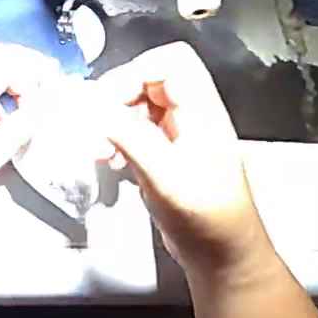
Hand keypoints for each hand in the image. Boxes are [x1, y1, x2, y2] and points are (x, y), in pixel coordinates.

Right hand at [96, 42, 278, 288]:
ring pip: (137, 107)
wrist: (222, 255)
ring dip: (112, 123)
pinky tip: (112, 161)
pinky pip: (135, 133)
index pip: (169, 62)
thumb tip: (95, 107)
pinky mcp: (165, 156)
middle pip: (148, 81)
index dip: (134, 74)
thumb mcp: (165, 176)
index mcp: (202, 112)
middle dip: (116, 100)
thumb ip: (129, 137)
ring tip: (101, 150)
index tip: (109, 103)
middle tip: (98, 126)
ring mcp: (178, 137)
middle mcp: (191, 118)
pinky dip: (117, 141)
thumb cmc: (209, 221)